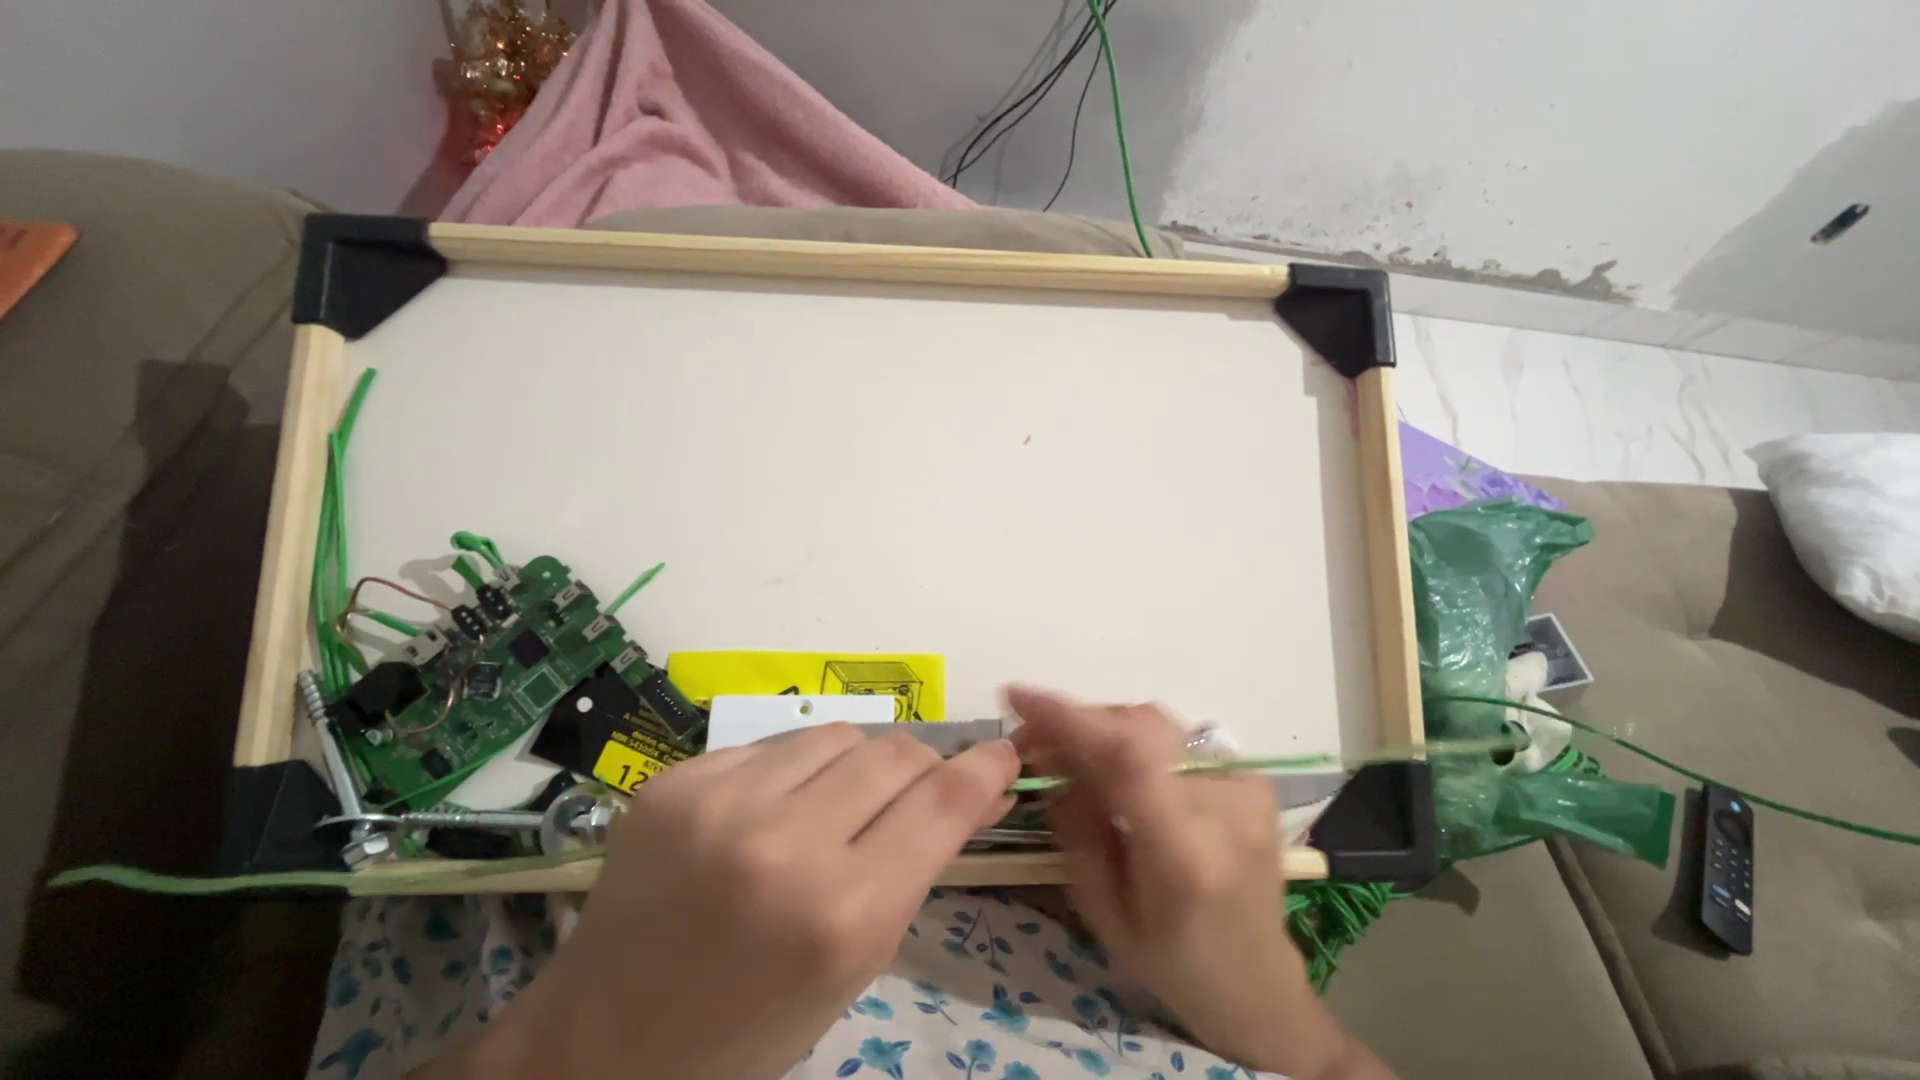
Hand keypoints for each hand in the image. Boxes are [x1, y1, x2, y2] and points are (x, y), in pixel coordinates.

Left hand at [419, 725, 1018, 1079]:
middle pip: (892, 753)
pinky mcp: (673, 782)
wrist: (605, 1042)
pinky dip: (787, 773)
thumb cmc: (750, 1028)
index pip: (941, 803)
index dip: (984, 770)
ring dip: (854, 764)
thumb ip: (914, 869)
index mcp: (842, 913)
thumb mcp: (854, 967)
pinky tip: (765, 814)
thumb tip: (967, 793)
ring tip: (835, 804)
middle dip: (921, 766)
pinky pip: (767, 746)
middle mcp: (783, 843)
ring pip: (834, 735)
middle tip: (917, 791)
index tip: (1001, 755)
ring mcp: (719, 803)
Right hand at [1007, 687, 1391, 1079]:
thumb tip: (1050, 760)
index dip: (1068, 718)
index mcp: (1184, 852)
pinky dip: (1138, 742)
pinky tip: (1119, 772)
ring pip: (1158, 724)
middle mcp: (1223, 805)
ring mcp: (1245, 786)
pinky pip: (1178, 739)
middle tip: (1034, 741)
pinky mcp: (1252, 779)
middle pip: (1140, 726)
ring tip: (1069, 754)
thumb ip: (1076, 828)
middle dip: (1078, 722)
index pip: (1126, 757)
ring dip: (1105, 728)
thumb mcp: (1103, 910)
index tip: (1016, 697)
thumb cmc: (1170, 962)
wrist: (1257, 980)